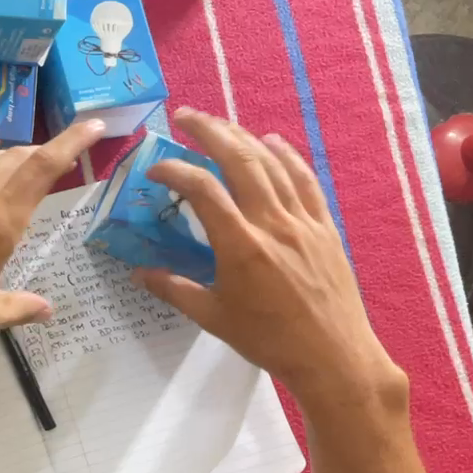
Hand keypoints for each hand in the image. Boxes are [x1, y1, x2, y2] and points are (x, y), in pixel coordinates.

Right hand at [135, 109, 402, 409]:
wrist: (333, 356)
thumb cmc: (267, 340)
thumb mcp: (212, 318)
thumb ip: (174, 289)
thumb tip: (139, 272)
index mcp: (241, 246)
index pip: (203, 190)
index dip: (175, 171)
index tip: (153, 170)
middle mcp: (273, 223)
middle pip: (240, 160)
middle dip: (210, 131)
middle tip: (184, 116)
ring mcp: (303, 221)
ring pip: (272, 164)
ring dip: (243, 137)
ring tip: (219, 124)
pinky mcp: (324, 227)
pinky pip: (305, 180)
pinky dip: (287, 155)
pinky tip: (272, 141)